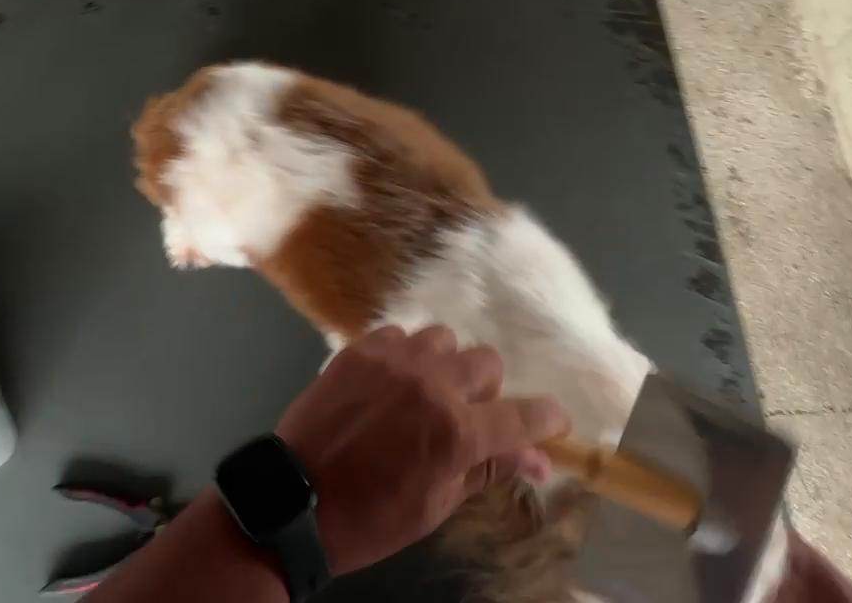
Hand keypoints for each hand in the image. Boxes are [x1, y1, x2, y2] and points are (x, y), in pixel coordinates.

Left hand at [274, 325, 571, 574]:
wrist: (296, 499)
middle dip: (486, 390)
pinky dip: (404, 354)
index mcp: (457, 432)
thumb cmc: (373, 516)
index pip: (524, 416)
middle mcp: (432, 384)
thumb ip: (487, 469)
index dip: (548, 418)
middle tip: (464, 416)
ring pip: (444, 339)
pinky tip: (390, 381)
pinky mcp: (361, 348)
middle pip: (487, 362)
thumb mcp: (437, 504)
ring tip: (424, 392)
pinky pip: (400, 334)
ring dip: (445, 365)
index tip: (556, 422)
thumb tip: (537, 460)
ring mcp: (394, 359)